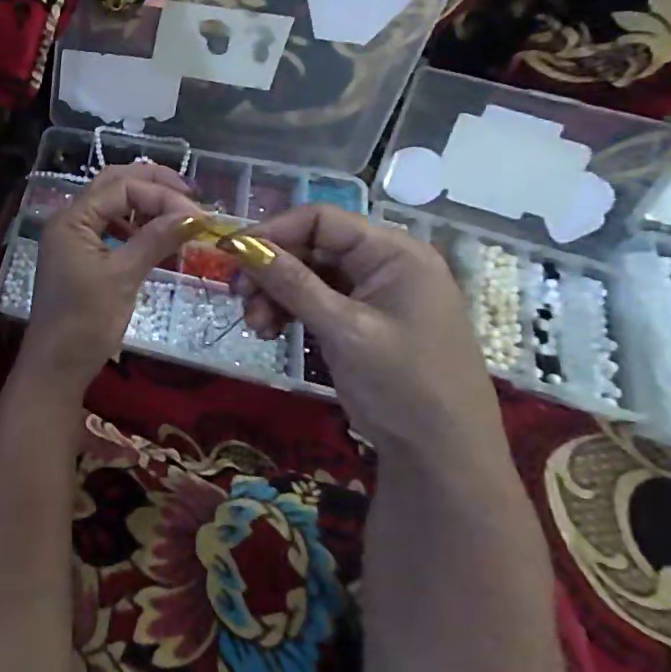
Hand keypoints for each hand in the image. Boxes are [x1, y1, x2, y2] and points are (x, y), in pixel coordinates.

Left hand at [22, 162, 203, 394]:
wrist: (56, 365)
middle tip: (192, 199)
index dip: (162, 195)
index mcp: (71, 219)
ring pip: (113, 206)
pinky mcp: (81, 258)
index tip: (199, 216)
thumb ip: (155, 240)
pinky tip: (160, 239)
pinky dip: (137, 229)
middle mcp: (69, 221)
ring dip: (146, 206)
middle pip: (114, 186)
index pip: (121, 187)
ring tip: (180, 218)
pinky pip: (111, 230)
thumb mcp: (123, 277)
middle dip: (154, 187)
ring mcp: (74, 239)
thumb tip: (195, 215)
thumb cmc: (84, 321)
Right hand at [232, 205, 502, 455]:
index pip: (322, 220)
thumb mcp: (343, 329)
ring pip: (306, 276)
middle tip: (237, 297)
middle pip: (310, 247)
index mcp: (395, 253)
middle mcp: (384, 264)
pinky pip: (313, 301)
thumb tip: (241, 246)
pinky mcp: (359, 320)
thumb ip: (292, 283)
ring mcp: (372, 294)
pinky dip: (287, 312)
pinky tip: (270, 332)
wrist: (441, 451)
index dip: (272, 232)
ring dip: (273, 295)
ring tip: (256, 327)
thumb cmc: (402, 383)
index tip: (229, 255)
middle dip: (269, 270)